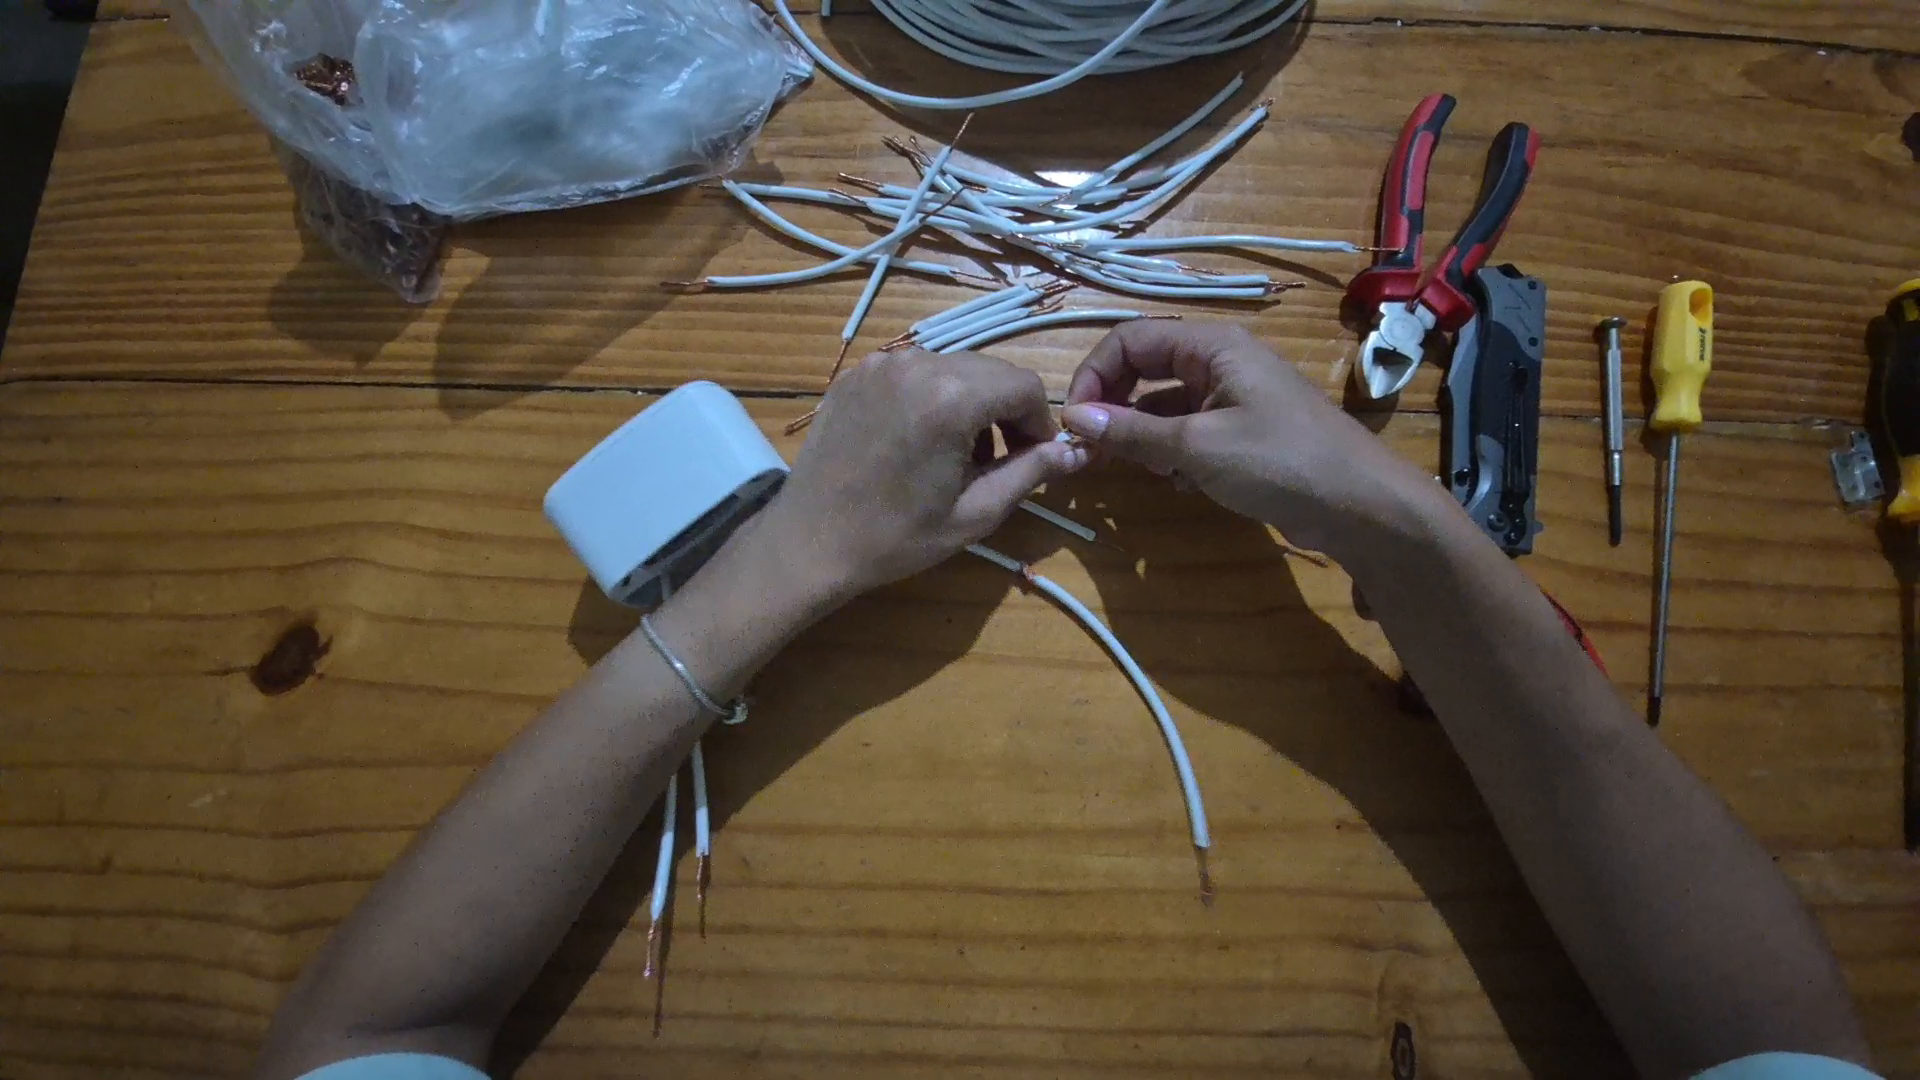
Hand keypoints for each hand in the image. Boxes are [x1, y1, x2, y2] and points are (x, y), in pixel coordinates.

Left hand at [761, 349, 1087, 598]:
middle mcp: (917, 364)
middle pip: (990, 371)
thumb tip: (1076, 451)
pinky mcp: (856, 373)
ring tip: (957, 455)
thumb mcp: (975, 513)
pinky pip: (914, 373)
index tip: (1034, 459)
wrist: (810, 542)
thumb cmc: (896, 538)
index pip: (1024, 387)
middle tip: (999, 461)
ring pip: (954, 368)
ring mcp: (881, 365)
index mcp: (951, 398)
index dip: (1040, 424)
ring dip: (971, 404)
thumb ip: (1031, 473)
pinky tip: (919, 441)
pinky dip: (933, 398)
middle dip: (1007, 412)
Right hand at [1060, 321, 1438, 559]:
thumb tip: (1073, 417)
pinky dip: (1168, 454)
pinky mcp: (1237, 434)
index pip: (1130, 339)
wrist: (1359, 506)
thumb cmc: (1279, 461)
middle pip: (1143, 369)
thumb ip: (1132, 431)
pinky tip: (1174, 481)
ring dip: (1140, 434)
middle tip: (1093, 448)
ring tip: (1139, 467)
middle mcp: (1218, 364)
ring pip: (1161, 405)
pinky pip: (1184, 433)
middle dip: (1113, 405)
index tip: (1074, 420)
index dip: (1095, 374)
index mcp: (1212, 346)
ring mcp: (1229, 399)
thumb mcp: (1197, 446)